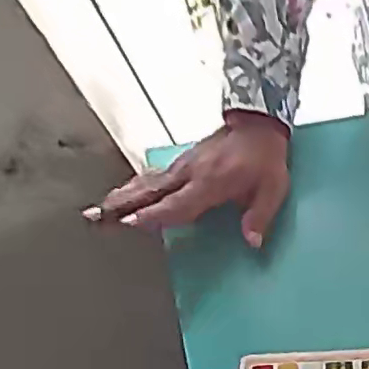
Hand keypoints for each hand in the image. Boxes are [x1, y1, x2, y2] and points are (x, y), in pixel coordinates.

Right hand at [85, 110, 290, 247]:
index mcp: (210, 182)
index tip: (130, 222)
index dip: (155, 214)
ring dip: (122, 195)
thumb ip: (259, 216)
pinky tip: (125, 193)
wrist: (257, 126)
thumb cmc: (266, 160)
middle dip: (123, 204)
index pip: (178, 203)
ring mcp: (183, 165)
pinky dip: (137, 185)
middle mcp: (190, 173)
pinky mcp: (183, 161)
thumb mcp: (272, 191)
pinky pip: (155, 175)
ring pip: (147, 182)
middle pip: (151, 191)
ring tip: (100, 208)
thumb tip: (252, 242)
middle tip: (96, 217)